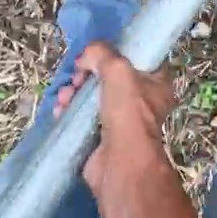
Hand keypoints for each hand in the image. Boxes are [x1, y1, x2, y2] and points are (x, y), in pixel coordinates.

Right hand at [55, 42, 175, 191]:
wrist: (120, 163)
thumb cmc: (128, 112)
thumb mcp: (118, 70)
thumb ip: (102, 54)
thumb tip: (86, 56)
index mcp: (156, 82)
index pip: (136, 59)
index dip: (114, 54)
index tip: (94, 55)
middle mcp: (142, 100)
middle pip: (109, 77)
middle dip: (87, 75)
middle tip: (76, 78)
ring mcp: (122, 120)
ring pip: (94, 97)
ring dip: (74, 93)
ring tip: (64, 97)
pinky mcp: (102, 137)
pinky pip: (83, 118)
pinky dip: (70, 112)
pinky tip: (60, 110)